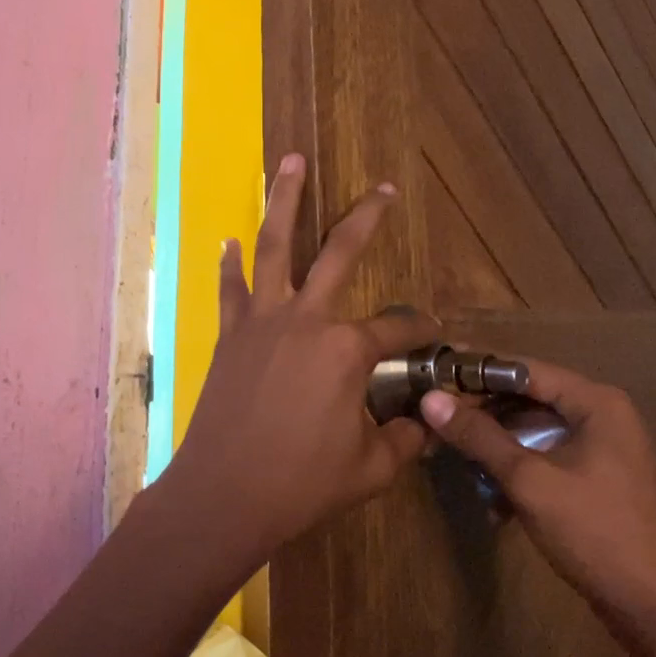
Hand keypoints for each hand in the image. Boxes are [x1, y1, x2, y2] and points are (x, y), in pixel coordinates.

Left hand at [156, 152, 441, 557]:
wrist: (223, 495)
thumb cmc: (301, 483)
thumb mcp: (370, 469)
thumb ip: (405, 440)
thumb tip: (428, 427)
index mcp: (347, 350)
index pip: (397, 328)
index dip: (420, 330)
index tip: (432, 333)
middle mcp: (307, 319)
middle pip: (340, 252)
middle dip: (366, 217)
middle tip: (383, 190)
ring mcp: (263, 320)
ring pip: (275, 245)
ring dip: (283, 199)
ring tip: (289, 161)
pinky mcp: (230, 333)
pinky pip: (232, 286)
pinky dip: (231, 262)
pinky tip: (231, 239)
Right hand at [418, 360, 655, 603]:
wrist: (655, 605)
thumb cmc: (595, 530)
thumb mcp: (530, 480)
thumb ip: (481, 437)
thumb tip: (431, 400)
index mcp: (595, 401)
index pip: (525, 369)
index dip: (478, 370)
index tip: (435, 373)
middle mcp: (601, 415)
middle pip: (529, 398)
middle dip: (483, 413)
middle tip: (437, 418)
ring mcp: (601, 449)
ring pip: (535, 431)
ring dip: (497, 446)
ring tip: (453, 455)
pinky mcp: (596, 481)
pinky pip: (547, 458)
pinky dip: (519, 471)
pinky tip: (490, 498)